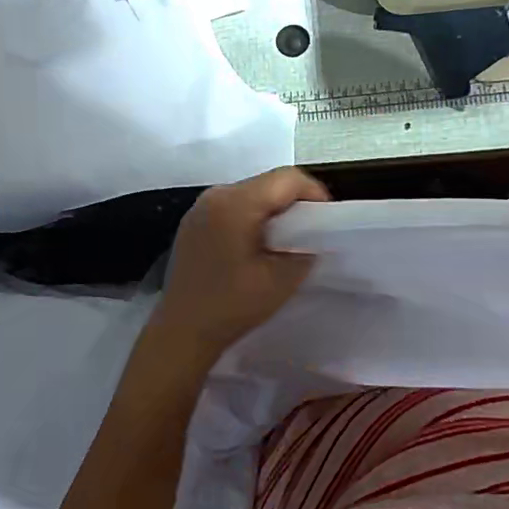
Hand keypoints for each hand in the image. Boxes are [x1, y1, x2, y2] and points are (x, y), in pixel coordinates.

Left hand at [145, 167, 331, 373]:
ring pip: (249, 194)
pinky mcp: (193, 222)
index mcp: (236, 203)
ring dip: (271, 211)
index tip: (325, 221)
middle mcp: (215, 194)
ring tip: (286, 241)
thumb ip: (305, 249)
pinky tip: (256, 247)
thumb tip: (312, 236)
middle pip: (266, 183)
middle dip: (293, 202)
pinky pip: (231, 207)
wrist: (182, 330)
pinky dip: (250, 219)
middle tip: (310, 233)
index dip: (314, 194)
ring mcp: (200, 207)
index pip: (286, 178)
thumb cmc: (232, 305)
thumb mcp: (281, 279)